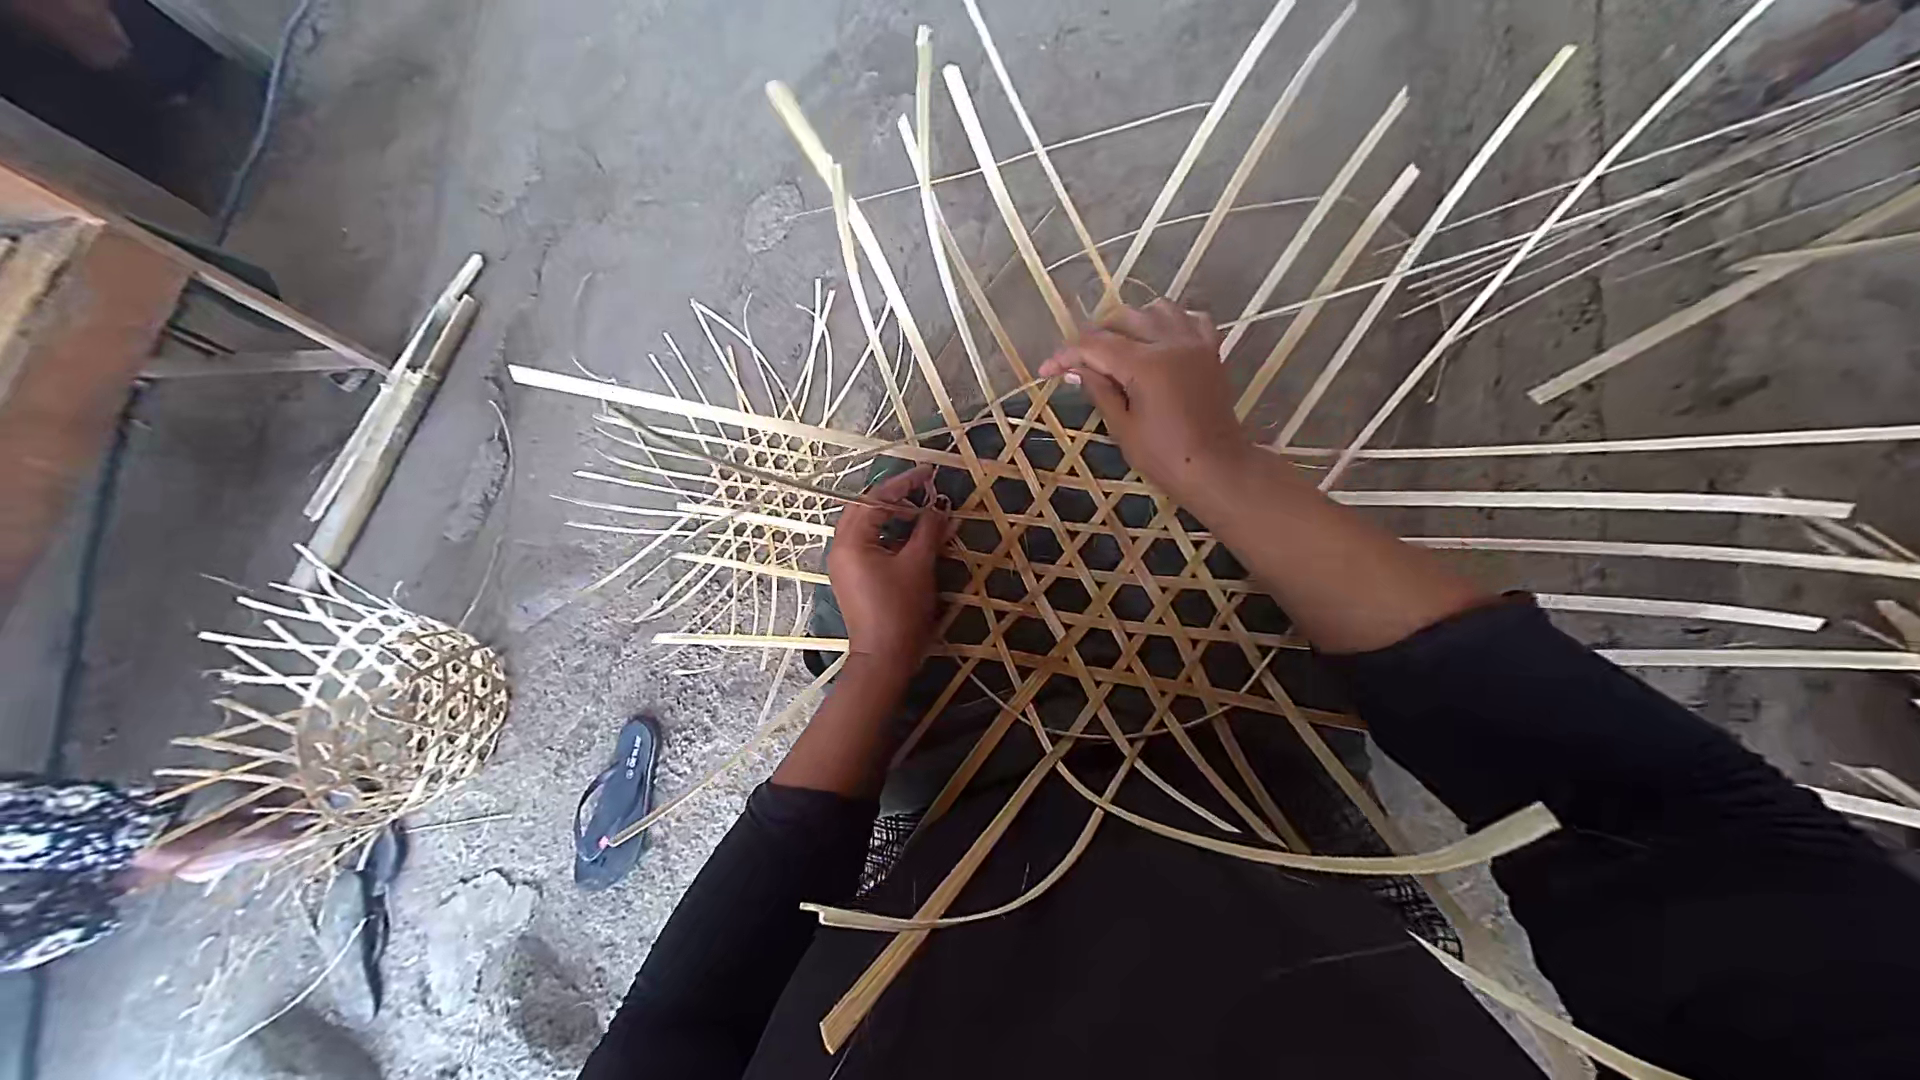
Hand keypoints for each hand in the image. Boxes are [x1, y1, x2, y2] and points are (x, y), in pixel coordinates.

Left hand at [827, 464, 950, 671]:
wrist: (885, 656)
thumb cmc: (900, 609)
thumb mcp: (919, 565)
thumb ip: (928, 530)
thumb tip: (940, 508)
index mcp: (851, 540)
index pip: (876, 499)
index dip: (905, 484)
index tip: (929, 474)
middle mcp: (840, 547)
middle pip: (865, 508)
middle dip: (895, 497)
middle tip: (923, 490)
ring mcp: (844, 563)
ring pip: (866, 526)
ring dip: (893, 516)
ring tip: (921, 512)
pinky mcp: (853, 576)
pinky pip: (869, 543)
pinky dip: (890, 535)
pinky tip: (912, 536)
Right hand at [1039, 300, 1252, 507]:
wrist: (1215, 468)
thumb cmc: (1164, 457)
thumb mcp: (1122, 426)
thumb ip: (1099, 390)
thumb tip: (1075, 369)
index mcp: (1146, 364)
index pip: (1095, 345)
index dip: (1066, 355)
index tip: (1047, 369)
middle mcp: (1171, 342)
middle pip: (1123, 319)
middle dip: (1095, 336)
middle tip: (1079, 363)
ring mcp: (1195, 343)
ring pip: (1156, 310)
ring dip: (1131, 323)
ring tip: (1118, 348)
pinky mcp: (1211, 351)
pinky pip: (1189, 319)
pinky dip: (1169, 323)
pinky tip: (1159, 341)